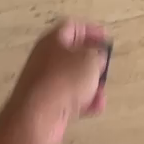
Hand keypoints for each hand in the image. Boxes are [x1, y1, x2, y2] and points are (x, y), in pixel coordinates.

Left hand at [0, 18, 110, 143]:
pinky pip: (68, 97)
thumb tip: (97, 56)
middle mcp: (46, 57)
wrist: (37, 116)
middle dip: (91, 60)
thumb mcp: (90, 61)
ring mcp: (45, 81)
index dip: (91, 30)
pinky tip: (96, 107)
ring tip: (102, 91)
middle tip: (104, 66)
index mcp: (53, 39)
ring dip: (90, 83)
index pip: (73, 27)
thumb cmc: (64, 80)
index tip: (106, 39)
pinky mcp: (46, 103)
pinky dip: (83, 101)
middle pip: (72, 53)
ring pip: (72, 77)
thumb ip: (97, 55)